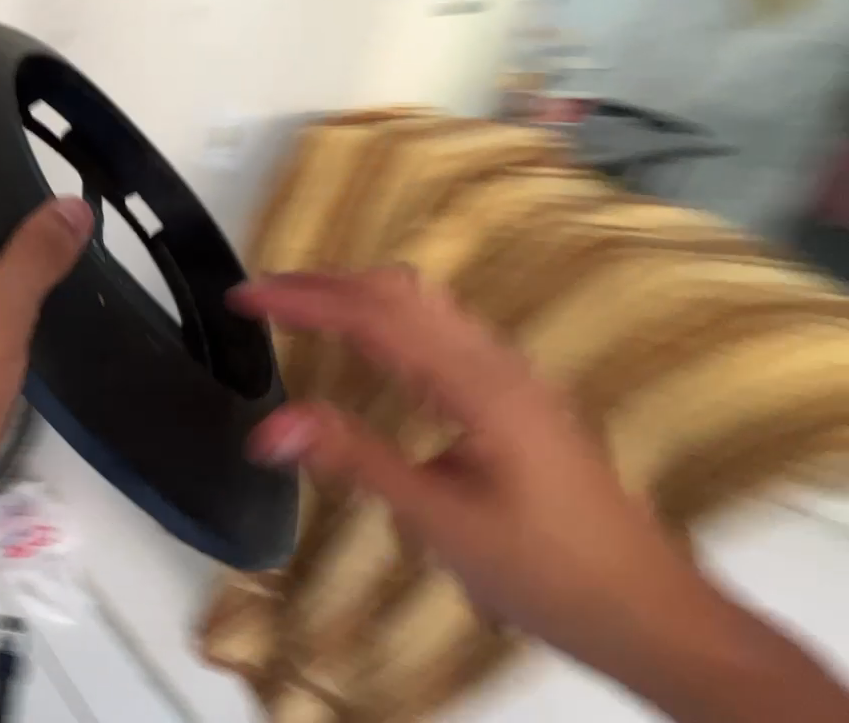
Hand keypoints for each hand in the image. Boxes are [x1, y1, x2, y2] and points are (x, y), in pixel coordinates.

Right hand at [232, 268, 848, 721]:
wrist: (656, 617)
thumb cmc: (550, 572)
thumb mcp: (441, 522)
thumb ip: (354, 461)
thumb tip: (271, 426)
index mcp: (477, 387)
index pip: (372, 316)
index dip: (301, 299)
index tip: (243, 298)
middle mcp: (495, 365)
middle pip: (397, 291)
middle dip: (321, 282)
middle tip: (259, 294)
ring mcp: (509, 374)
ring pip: (421, 301)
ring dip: (352, 291)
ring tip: (297, 305)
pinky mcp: (512, 392)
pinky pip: (436, 325)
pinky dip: (382, 312)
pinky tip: (364, 339)